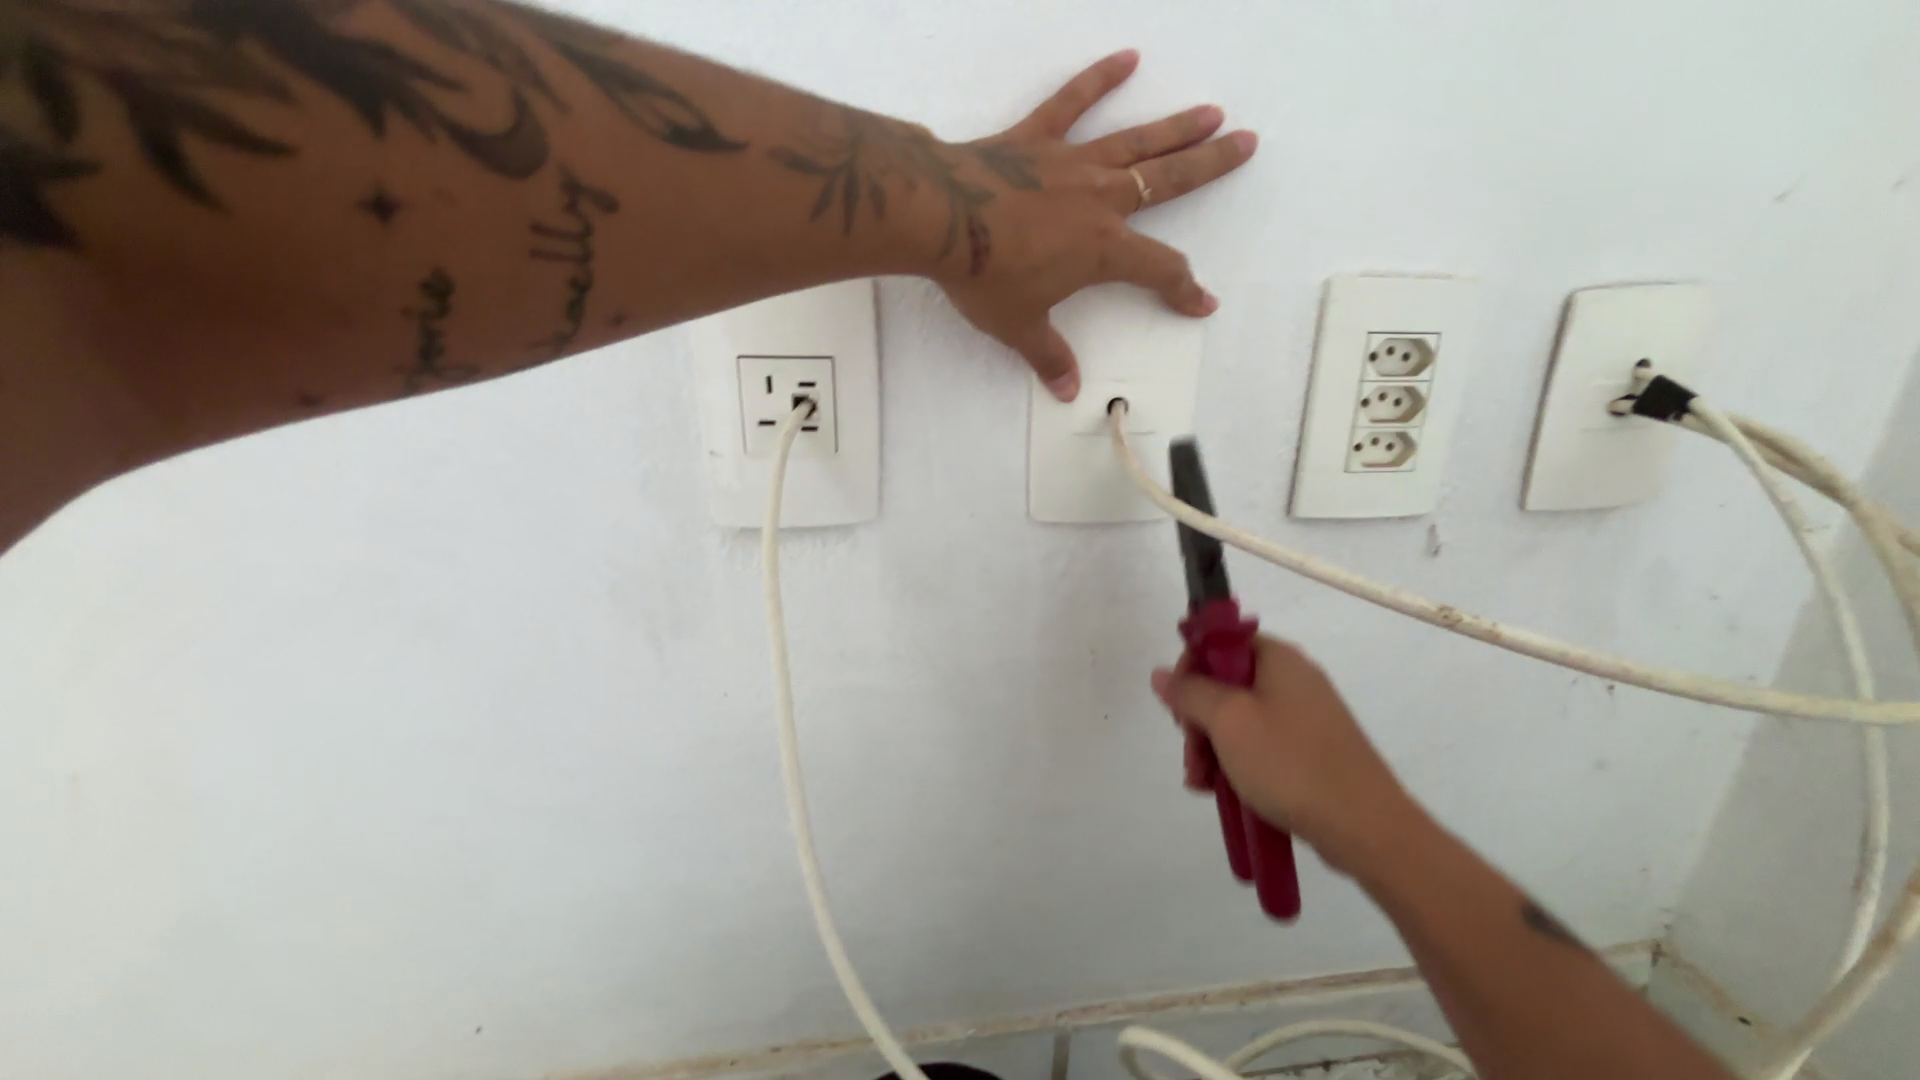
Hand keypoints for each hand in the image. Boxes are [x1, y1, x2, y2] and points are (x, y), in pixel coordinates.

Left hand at [934, 50, 1256, 400]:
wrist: (939, 220)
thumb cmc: (984, 277)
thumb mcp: (1018, 326)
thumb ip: (1049, 356)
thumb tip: (1067, 391)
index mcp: (1102, 249)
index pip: (1159, 269)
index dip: (1184, 289)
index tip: (1203, 301)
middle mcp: (1099, 199)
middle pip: (1167, 180)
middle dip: (1209, 165)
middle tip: (1246, 143)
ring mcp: (1070, 162)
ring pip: (1134, 140)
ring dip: (1175, 127)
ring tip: (1210, 112)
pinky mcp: (1035, 138)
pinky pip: (1071, 102)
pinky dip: (1099, 79)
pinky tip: (1127, 58)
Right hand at [1152, 636, 1421, 874]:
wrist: (1363, 826)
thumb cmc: (1289, 763)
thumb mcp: (1228, 722)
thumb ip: (1190, 693)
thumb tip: (1161, 674)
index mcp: (1279, 659)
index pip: (1221, 643)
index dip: (1192, 670)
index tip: (1180, 707)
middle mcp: (1294, 680)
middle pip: (1226, 685)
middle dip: (1198, 721)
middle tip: (1192, 755)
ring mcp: (1305, 718)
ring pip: (1239, 721)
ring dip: (1212, 749)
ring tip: (1203, 784)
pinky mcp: (1311, 752)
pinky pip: (1261, 747)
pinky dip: (1238, 765)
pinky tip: (1223, 793)